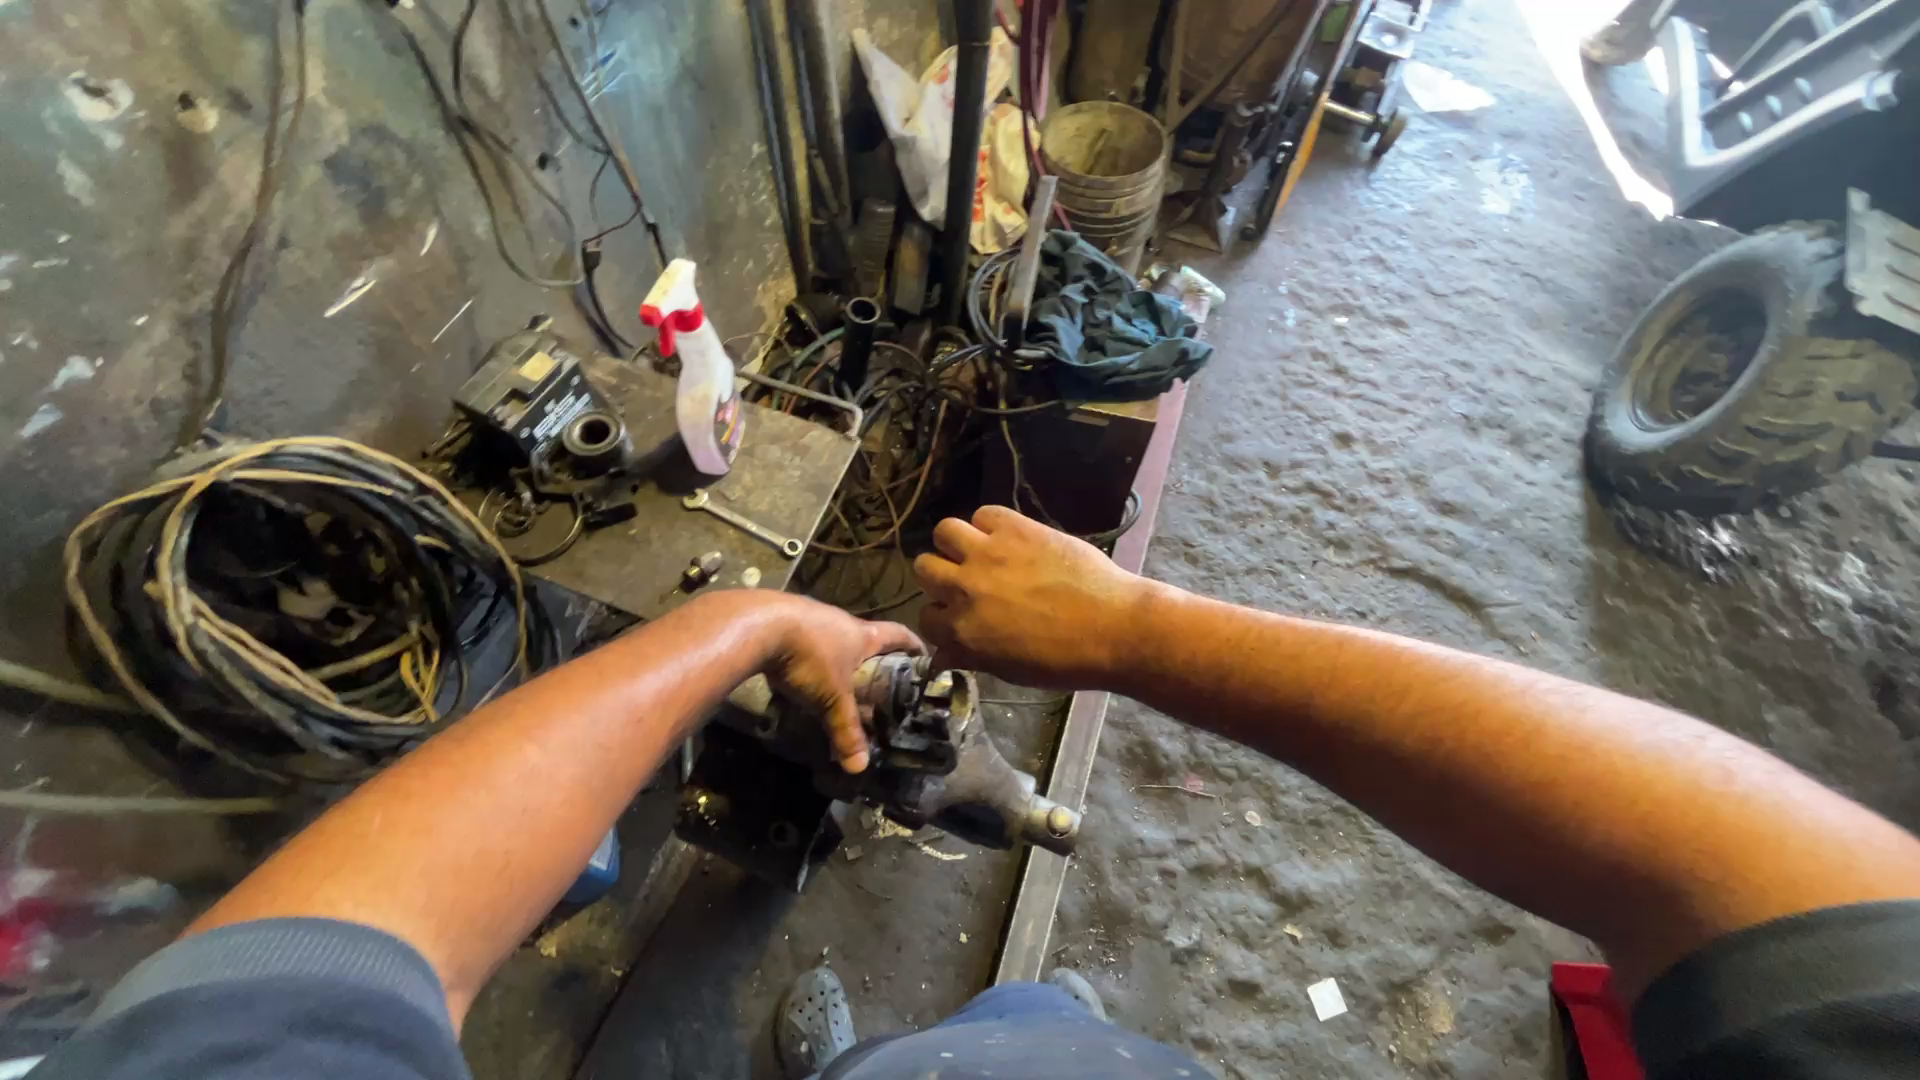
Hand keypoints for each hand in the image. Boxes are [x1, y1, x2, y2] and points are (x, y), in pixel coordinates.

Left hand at [760, 594, 923, 773]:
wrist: (756, 624)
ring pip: (835, 640)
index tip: (925, 657)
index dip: (915, 646)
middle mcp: (841, 620)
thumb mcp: (830, 698)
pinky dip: (811, 657)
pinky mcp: (785, 620)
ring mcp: (812, 617)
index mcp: (862, 634)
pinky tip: (801, 675)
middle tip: (881, 684)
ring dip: (840, 660)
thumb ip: (846, 730)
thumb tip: (860, 767)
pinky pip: (807, 640)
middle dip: (874, 660)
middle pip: (867, 638)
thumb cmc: (808, 657)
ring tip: (840, 684)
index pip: (900, 634)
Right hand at [914, 505, 1150, 689]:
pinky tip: (1008, 538)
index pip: (925, 618)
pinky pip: (984, 513)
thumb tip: (943, 655)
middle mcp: (964, 589)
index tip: (956, 615)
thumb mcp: (1008, 670)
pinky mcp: (1014, 528)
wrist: (1112, 628)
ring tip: (978, 550)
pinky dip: (990, 524)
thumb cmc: (1064, 660)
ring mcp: (987, 553)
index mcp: (961, 631)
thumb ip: (970, 656)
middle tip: (965, 579)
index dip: (940, 616)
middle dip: (940, 575)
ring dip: (956, 542)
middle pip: (923, 567)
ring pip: (944, 531)